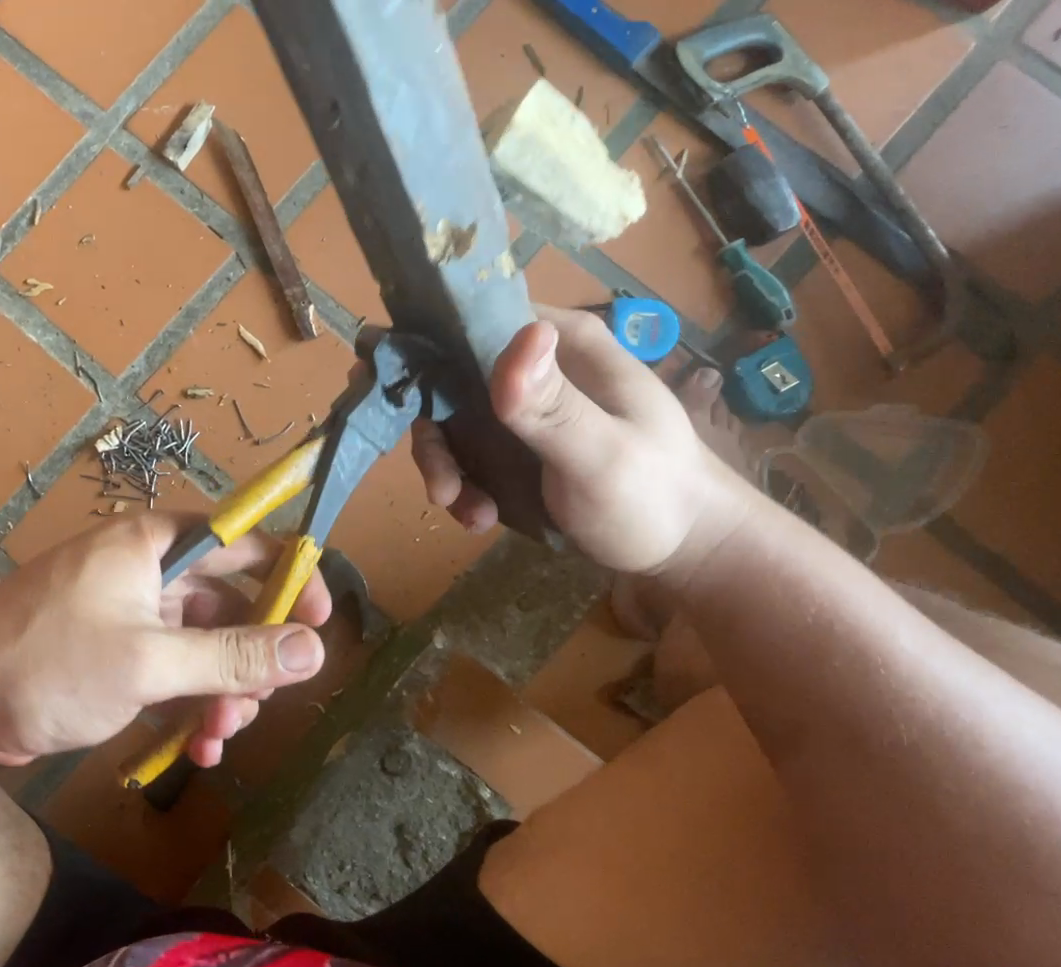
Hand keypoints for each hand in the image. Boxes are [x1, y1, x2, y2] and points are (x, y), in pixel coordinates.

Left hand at [0, 514, 331, 767]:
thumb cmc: (47, 662)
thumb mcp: (149, 662)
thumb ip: (233, 656)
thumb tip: (314, 649)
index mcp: (152, 544)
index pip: (244, 541)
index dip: (289, 575)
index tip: (319, 622)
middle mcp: (144, 570)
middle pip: (227, 604)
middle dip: (248, 659)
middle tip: (255, 707)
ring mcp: (127, 614)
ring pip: (201, 647)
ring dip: (218, 693)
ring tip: (215, 739)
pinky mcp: (112, 654)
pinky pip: (169, 672)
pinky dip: (186, 705)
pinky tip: (192, 748)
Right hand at [411, 306, 753, 576]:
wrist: (679, 552)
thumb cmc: (653, 496)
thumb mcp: (603, 454)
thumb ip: (554, 405)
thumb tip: (519, 335)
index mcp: (560, 346)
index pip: (477, 319)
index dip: (424, 344)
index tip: (381, 378)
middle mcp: (531, 370)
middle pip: (446, 379)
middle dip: (429, 434)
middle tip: (437, 483)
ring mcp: (517, 414)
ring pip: (446, 425)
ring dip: (444, 471)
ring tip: (468, 511)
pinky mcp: (509, 453)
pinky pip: (461, 461)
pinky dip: (461, 492)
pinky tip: (480, 520)